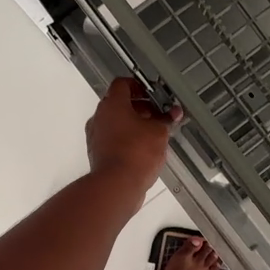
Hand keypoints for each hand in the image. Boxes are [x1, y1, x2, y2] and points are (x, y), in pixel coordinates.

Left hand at [85, 77, 180, 197]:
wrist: (117, 185)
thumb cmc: (136, 153)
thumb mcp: (159, 132)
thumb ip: (166, 119)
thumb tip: (173, 113)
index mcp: (112, 104)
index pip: (122, 84)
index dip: (139, 86)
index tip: (152, 94)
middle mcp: (99, 117)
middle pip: (118, 104)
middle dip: (139, 107)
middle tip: (157, 115)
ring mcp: (96, 136)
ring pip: (115, 122)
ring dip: (132, 124)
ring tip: (152, 134)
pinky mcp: (97, 153)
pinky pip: (112, 139)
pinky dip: (126, 140)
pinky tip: (142, 150)